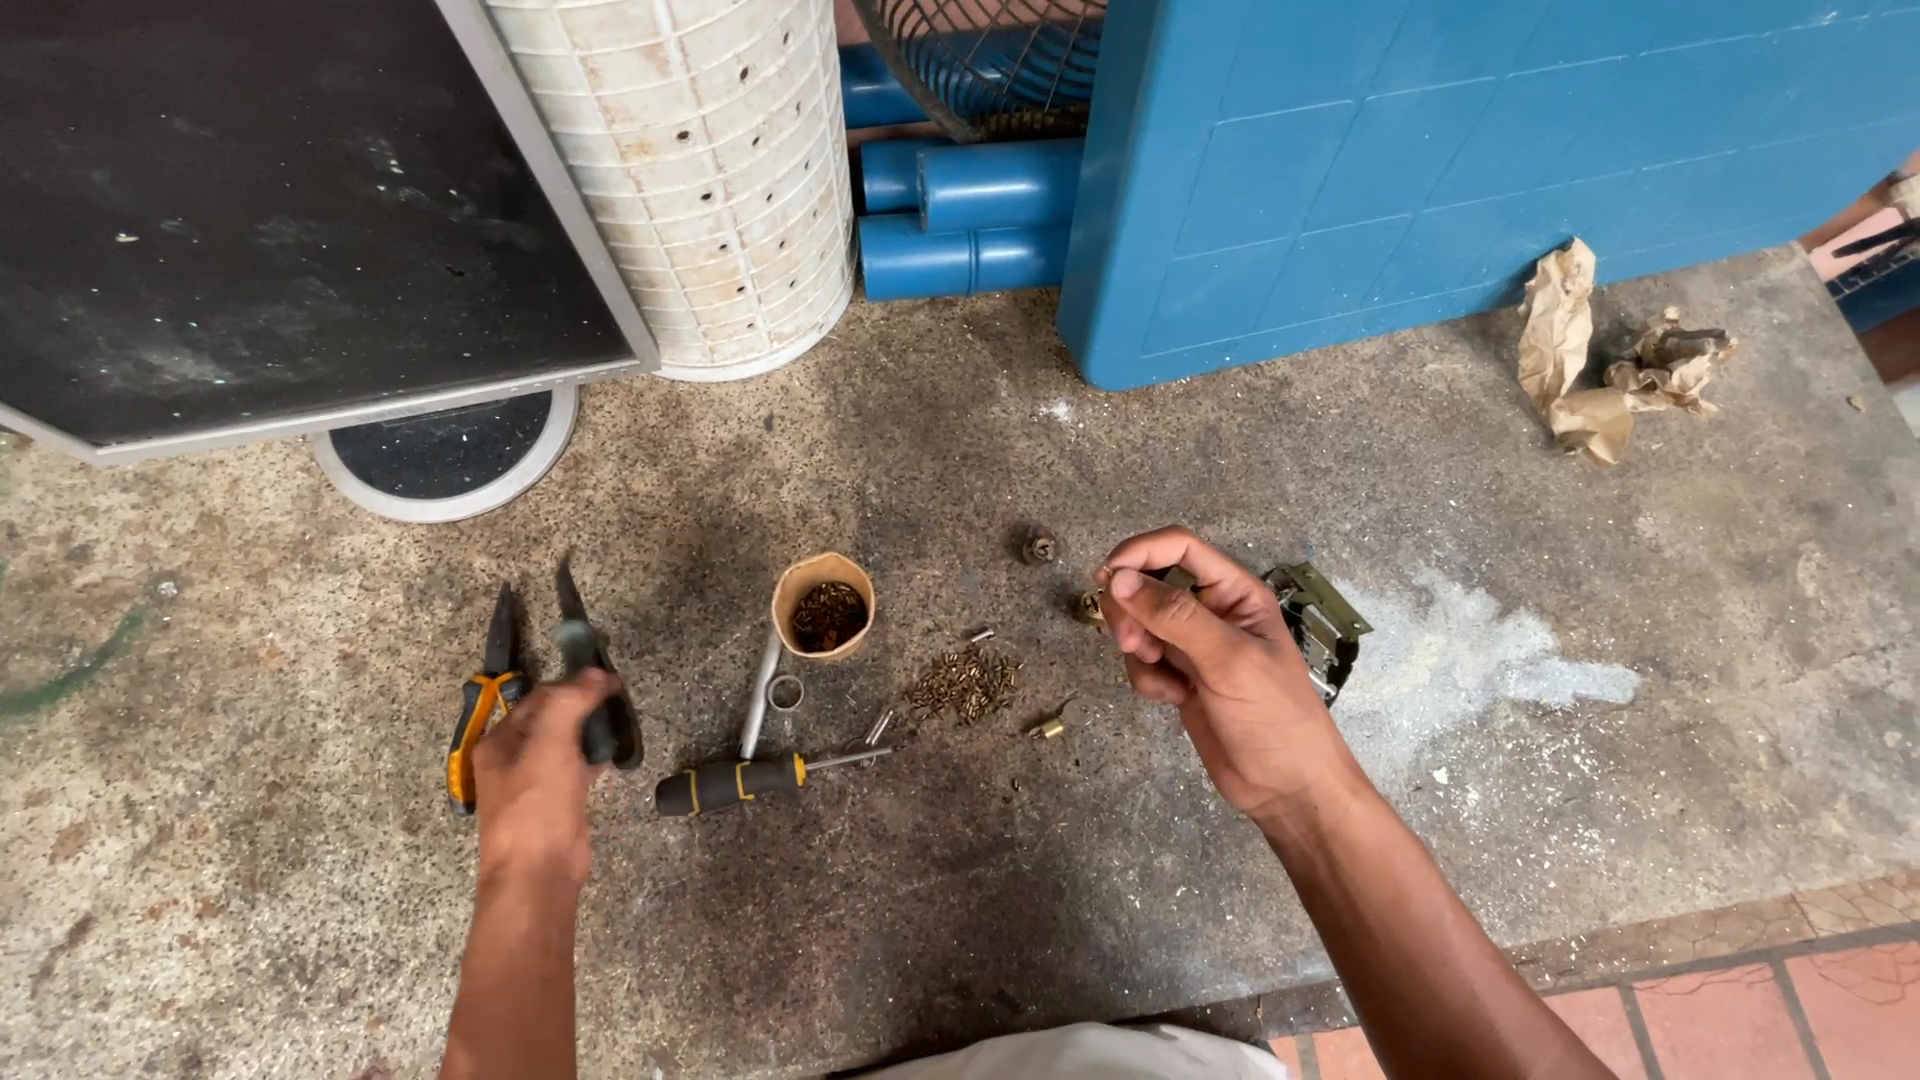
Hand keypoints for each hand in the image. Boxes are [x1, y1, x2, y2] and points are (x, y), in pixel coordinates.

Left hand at [472, 670, 618, 890]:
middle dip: (585, 703)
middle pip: (553, 717)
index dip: (573, 683)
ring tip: (621, 718)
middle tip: (619, 696)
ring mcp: (536, 780)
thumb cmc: (536, 805)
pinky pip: (578, 765)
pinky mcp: (558, 800)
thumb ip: (570, 703)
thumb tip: (596, 672)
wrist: (538, 873)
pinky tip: (616, 752)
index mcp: (500, 742)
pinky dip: (596, 754)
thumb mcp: (550, 745)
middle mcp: (513, 758)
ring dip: (592, 727)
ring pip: (567, 740)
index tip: (609, 678)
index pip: (540, 697)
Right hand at [1098, 526, 1358, 818]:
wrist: (1286, 787)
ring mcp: (1192, 646)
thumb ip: (1174, 615)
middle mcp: (1211, 611)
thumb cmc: (1273, 715)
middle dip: (1131, 610)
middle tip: (1130, 643)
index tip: (1105, 576)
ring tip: (1161, 676)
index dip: (1139, 552)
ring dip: (1138, 647)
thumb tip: (1117, 578)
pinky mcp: (1179, 677)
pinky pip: (1142, 661)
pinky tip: (1174, 698)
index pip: (1178, 547)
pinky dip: (1147, 678)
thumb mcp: (1227, 659)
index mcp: (1234, 592)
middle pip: (1148, 583)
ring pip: (1139, 624)